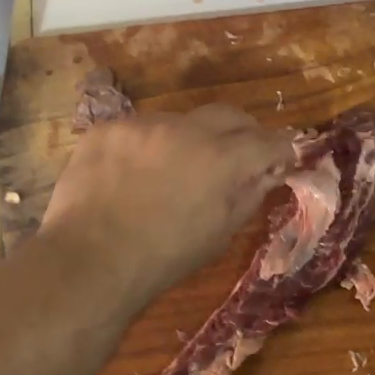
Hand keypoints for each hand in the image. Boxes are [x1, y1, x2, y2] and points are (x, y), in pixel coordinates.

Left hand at [39, 104, 295, 302]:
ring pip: (182, 121)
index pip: (267, 140)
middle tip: (242, 154)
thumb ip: (249, 194)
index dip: (281, 148)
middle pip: (228, 115)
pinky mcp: (107, 129)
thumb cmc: (166, 256)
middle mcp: (186, 130)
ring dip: (192, 139)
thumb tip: (266, 173)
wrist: (90, 260)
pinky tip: (137, 175)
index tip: (283, 157)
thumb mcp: (221, 233)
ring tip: (179, 170)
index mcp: (221, 159)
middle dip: (242, 132)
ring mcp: (143, 125)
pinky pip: (141, 131)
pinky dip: (150, 147)